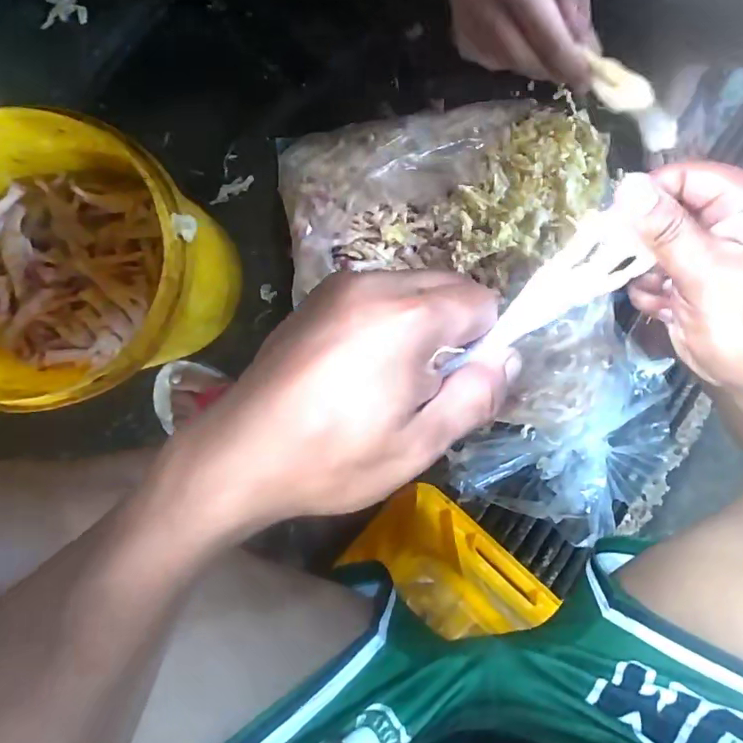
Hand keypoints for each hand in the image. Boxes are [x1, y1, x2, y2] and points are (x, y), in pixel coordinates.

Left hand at [161, 271, 515, 541]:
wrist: (234, 458)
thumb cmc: (332, 459)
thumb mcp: (418, 445)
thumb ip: (475, 396)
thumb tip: (508, 358)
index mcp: (408, 317)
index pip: (483, 302)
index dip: (485, 342)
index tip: (458, 382)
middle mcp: (377, 283)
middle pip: (453, 285)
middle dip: (459, 327)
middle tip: (427, 383)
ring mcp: (344, 284)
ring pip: (420, 285)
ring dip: (427, 321)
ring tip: (393, 375)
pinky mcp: (321, 294)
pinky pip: (386, 290)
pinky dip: (395, 316)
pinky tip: (363, 362)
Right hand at [449, 0, 597, 87]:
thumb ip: (577, 6)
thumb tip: (585, 55)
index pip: (544, 38)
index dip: (571, 67)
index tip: (592, 84)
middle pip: (519, 55)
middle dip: (553, 68)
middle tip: (580, 67)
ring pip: (496, 58)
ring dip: (529, 64)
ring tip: (554, 51)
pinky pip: (474, 47)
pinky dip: (501, 55)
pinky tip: (522, 42)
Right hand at [614, 164, 742, 403]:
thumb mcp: (708, 279)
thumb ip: (667, 231)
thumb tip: (627, 184)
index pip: (690, 176)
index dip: (649, 196)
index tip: (615, 226)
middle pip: (676, 206)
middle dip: (648, 238)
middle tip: (623, 264)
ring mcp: (729, 246)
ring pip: (669, 238)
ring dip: (651, 266)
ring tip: (651, 293)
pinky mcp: (715, 273)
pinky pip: (676, 263)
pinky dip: (661, 284)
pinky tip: (660, 306)